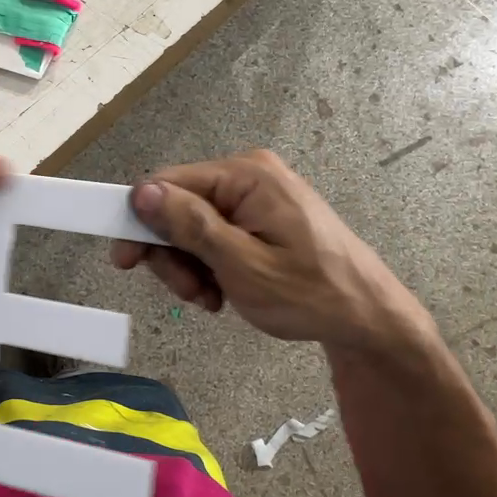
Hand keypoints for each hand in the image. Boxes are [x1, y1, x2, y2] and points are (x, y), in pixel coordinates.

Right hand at [110, 150, 429, 350]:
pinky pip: (214, 233)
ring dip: (189, 265)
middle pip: (177, 206)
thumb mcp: (243, 265)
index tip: (126, 263)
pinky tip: (223, 291)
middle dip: (172, 253)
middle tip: (190, 294)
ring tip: (211, 298)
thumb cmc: (312, 294)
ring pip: (191, 225)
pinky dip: (209, 264)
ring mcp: (255, 195)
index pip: (166, 184)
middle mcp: (247, 174)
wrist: (370, 321)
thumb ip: (191, 226)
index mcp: (245, 175)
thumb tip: (142, 192)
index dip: (138, 222)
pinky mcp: (260, 215)